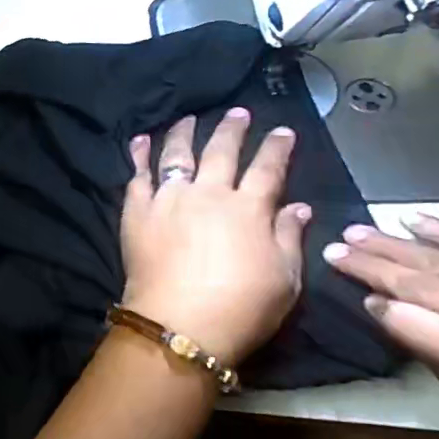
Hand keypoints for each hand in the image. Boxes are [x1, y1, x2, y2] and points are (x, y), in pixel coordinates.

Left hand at [119, 110, 308, 365]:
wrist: (180, 327)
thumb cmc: (241, 308)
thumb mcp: (284, 280)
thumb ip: (290, 237)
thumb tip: (299, 206)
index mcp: (248, 208)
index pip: (267, 168)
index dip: (277, 147)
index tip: (283, 130)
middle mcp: (209, 192)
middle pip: (222, 150)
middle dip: (233, 128)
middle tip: (238, 112)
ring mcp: (170, 198)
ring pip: (178, 153)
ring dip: (185, 131)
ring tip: (189, 118)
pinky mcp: (139, 210)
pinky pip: (138, 175)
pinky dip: (140, 155)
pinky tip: (141, 140)